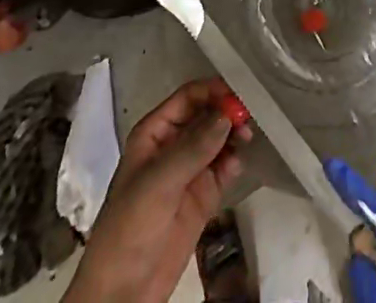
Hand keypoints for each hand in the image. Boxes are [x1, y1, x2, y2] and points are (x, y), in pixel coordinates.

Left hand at [64, 79, 250, 302]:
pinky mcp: (203, 197)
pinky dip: (233, 164)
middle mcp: (173, 146)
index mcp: (155, 132)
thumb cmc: (132, 222)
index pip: (187, 99)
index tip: (238, 94)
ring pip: (217, 142)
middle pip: (205, 117)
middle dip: (226, 112)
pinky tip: (239, 165)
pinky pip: (222, 171)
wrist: (126, 284)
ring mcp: (189, 172)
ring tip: (247, 140)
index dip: (211, 92)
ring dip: (232, 136)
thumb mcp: (159, 180)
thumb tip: (226, 115)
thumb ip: (193, 147)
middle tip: (249, 118)